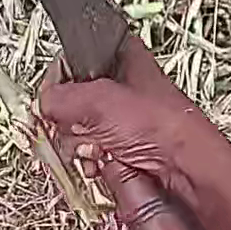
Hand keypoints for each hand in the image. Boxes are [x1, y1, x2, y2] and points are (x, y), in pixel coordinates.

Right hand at [39, 36, 230, 229]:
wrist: (187, 175)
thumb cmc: (160, 128)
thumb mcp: (102, 100)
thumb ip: (63, 95)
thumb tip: (43, 102)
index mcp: (124, 60)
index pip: (80, 54)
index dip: (63, 71)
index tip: (55, 90)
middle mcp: (122, 91)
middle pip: (73, 98)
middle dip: (68, 117)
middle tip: (79, 125)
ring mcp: (120, 124)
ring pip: (76, 130)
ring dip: (77, 144)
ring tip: (95, 149)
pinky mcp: (119, 153)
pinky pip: (87, 156)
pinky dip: (86, 163)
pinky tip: (98, 165)